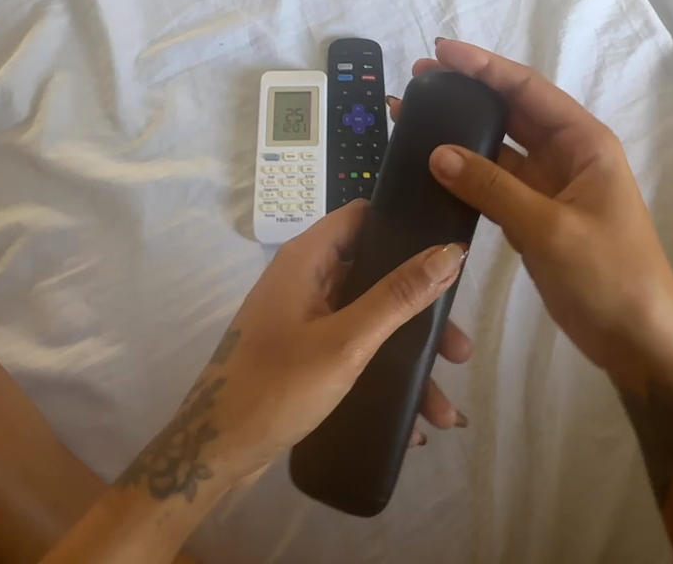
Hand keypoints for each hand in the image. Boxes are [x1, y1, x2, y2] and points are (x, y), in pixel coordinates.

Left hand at [117, 203, 470, 505]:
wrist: (214, 454)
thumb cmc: (277, 386)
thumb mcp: (347, 342)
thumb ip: (399, 296)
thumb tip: (450, 251)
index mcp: (307, 259)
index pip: (362, 216)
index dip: (403, 222)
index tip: (447, 242)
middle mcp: (305, 280)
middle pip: (375, 275)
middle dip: (421, 312)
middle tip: (458, 346)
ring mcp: (303, 318)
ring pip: (370, 322)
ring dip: (407, 359)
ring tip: (444, 408)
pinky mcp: (304, 353)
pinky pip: (355, 351)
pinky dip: (383, 378)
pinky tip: (411, 420)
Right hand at [412, 40, 672, 384]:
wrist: (638, 342)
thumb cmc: (610, 275)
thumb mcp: (550, 227)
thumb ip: (492, 187)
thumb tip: (437, 153)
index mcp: (584, 142)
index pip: (527, 89)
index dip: (483, 66)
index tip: (440, 50)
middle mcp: (565, 155)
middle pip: (509, 112)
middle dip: (466, 94)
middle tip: (417, 81)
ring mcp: (548, 187)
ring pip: (497, 149)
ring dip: (460, 135)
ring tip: (414, 117)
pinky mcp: (533, 217)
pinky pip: (493, 184)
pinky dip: (464, 175)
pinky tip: (432, 168)